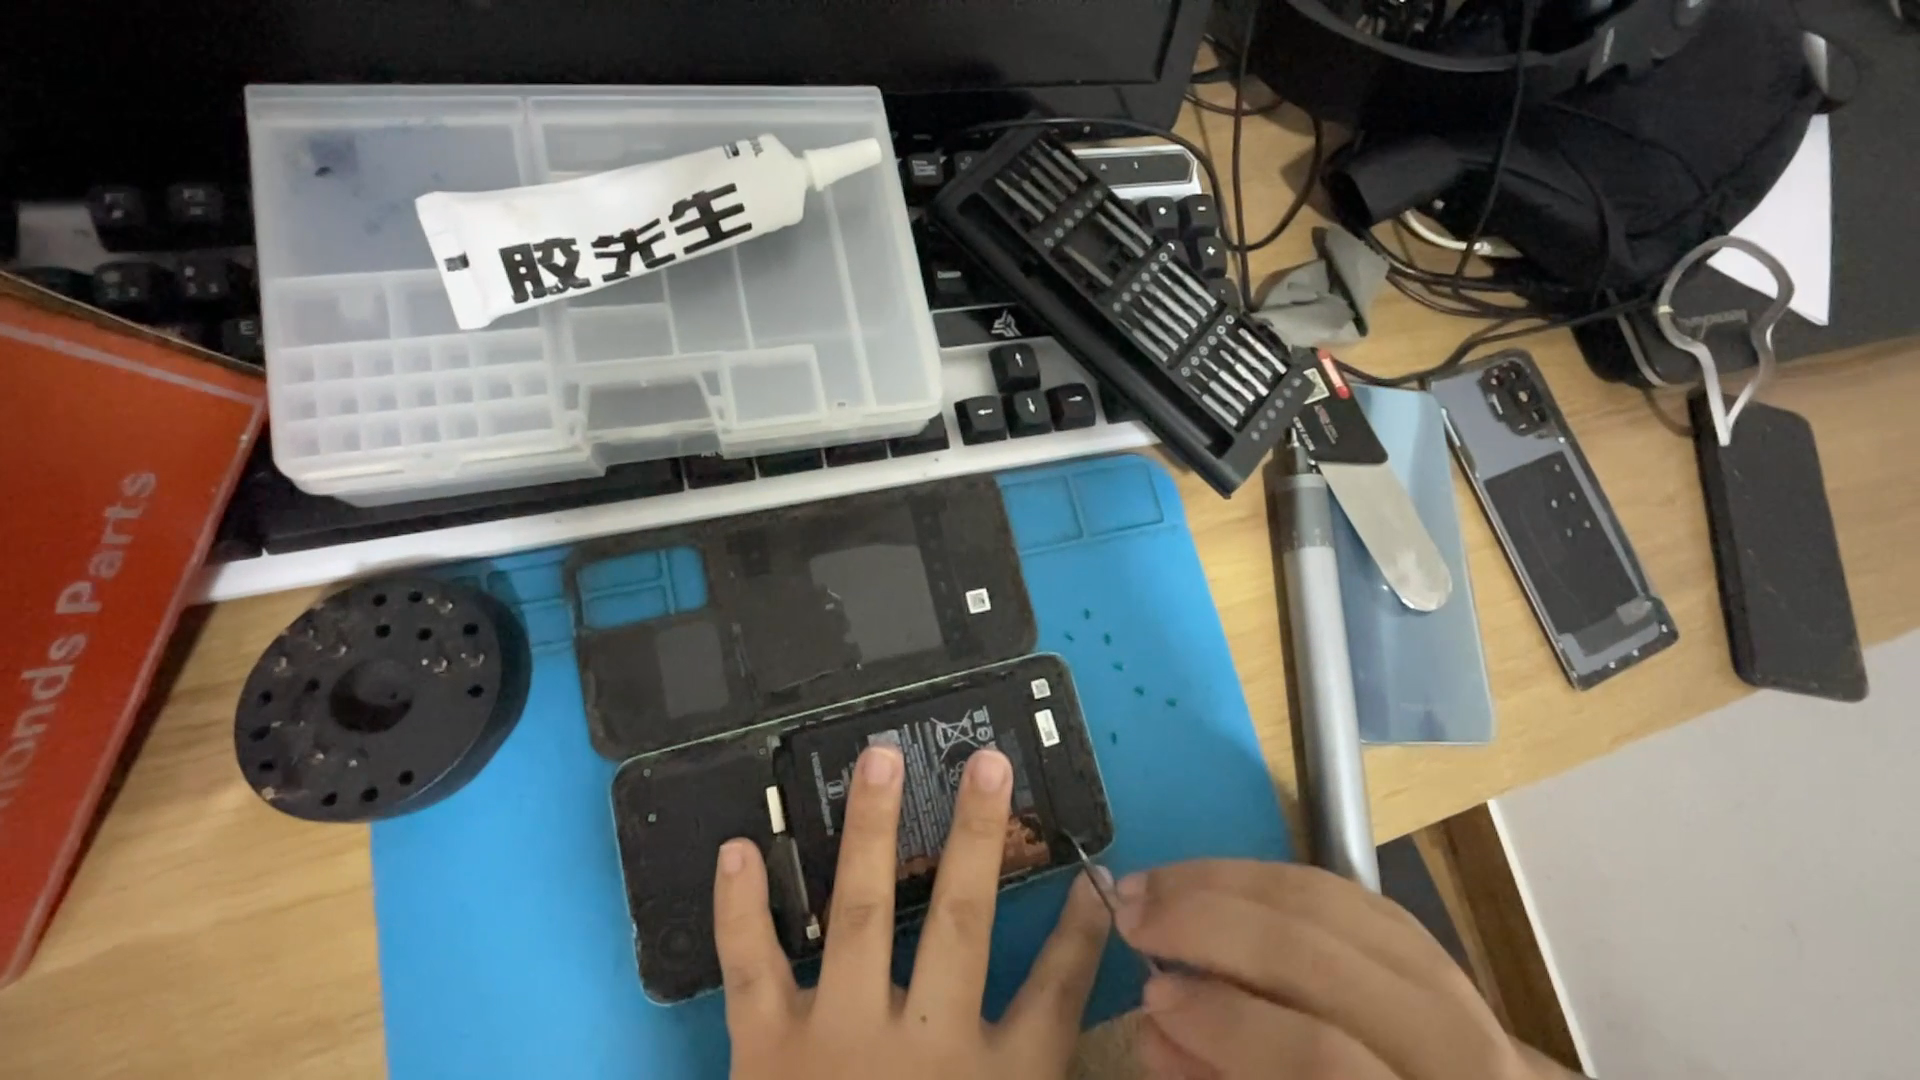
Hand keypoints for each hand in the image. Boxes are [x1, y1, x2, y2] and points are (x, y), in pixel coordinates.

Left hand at [713, 744, 1112, 1079]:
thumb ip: (1038, 1064)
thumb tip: (1077, 1008)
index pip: (1057, 994)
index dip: (1080, 931)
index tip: (1094, 875)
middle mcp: (923, 1045)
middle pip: (961, 921)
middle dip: (976, 838)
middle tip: (984, 760)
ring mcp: (837, 1039)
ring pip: (857, 913)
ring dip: (869, 830)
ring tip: (879, 757)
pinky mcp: (764, 1053)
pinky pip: (751, 968)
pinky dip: (739, 909)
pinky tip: (736, 846)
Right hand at [1114, 860, 1582, 1079]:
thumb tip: (1154, 1027)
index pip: (1322, 1056)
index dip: (1226, 1023)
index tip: (1149, 996)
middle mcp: (1458, 1042)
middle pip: (1316, 950)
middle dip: (1206, 923)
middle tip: (1131, 916)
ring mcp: (1453, 980)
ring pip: (1324, 898)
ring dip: (1220, 882)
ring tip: (1153, 885)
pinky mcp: (1426, 939)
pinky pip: (1334, 886)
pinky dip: (1261, 877)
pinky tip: (1210, 881)